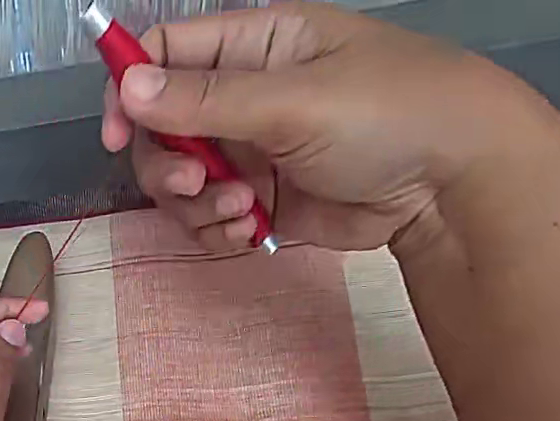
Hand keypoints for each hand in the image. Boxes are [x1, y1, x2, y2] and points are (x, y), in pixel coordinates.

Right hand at [100, 2, 559, 254]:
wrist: (443, 185)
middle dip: (169, 167)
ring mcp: (244, 154)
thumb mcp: (293, 99)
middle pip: (159, 134)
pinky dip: (218, 233)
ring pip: (178, 186)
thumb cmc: (386, 114)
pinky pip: (205, 222)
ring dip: (199, 208)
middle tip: (197, 184)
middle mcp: (238, 100)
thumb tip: (128, 85)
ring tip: (245, 210)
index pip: (163, 56)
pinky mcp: (253, 203)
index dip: (128, 92)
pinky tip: (251, 231)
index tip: (116, 137)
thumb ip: (206, 99)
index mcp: (251, 48)